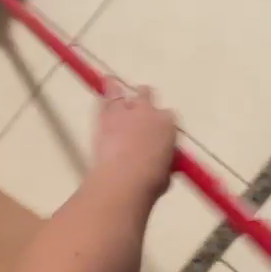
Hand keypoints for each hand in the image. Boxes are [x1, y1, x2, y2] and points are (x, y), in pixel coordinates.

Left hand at [91, 83, 177, 202]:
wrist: (125, 178)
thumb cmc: (152, 180)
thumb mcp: (167, 171)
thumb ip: (165, 159)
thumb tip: (161, 162)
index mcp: (169, 124)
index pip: (168, 117)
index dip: (160, 125)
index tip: (155, 135)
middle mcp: (150, 111)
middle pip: (147, 95)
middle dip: (143, 102)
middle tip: (137, 114)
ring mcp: (126, 110)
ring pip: (123, 92)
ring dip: (121, 96)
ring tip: (115, 96)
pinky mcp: (106, 114)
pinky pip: (105, 97)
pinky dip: (105, 95)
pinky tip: (102, 91)